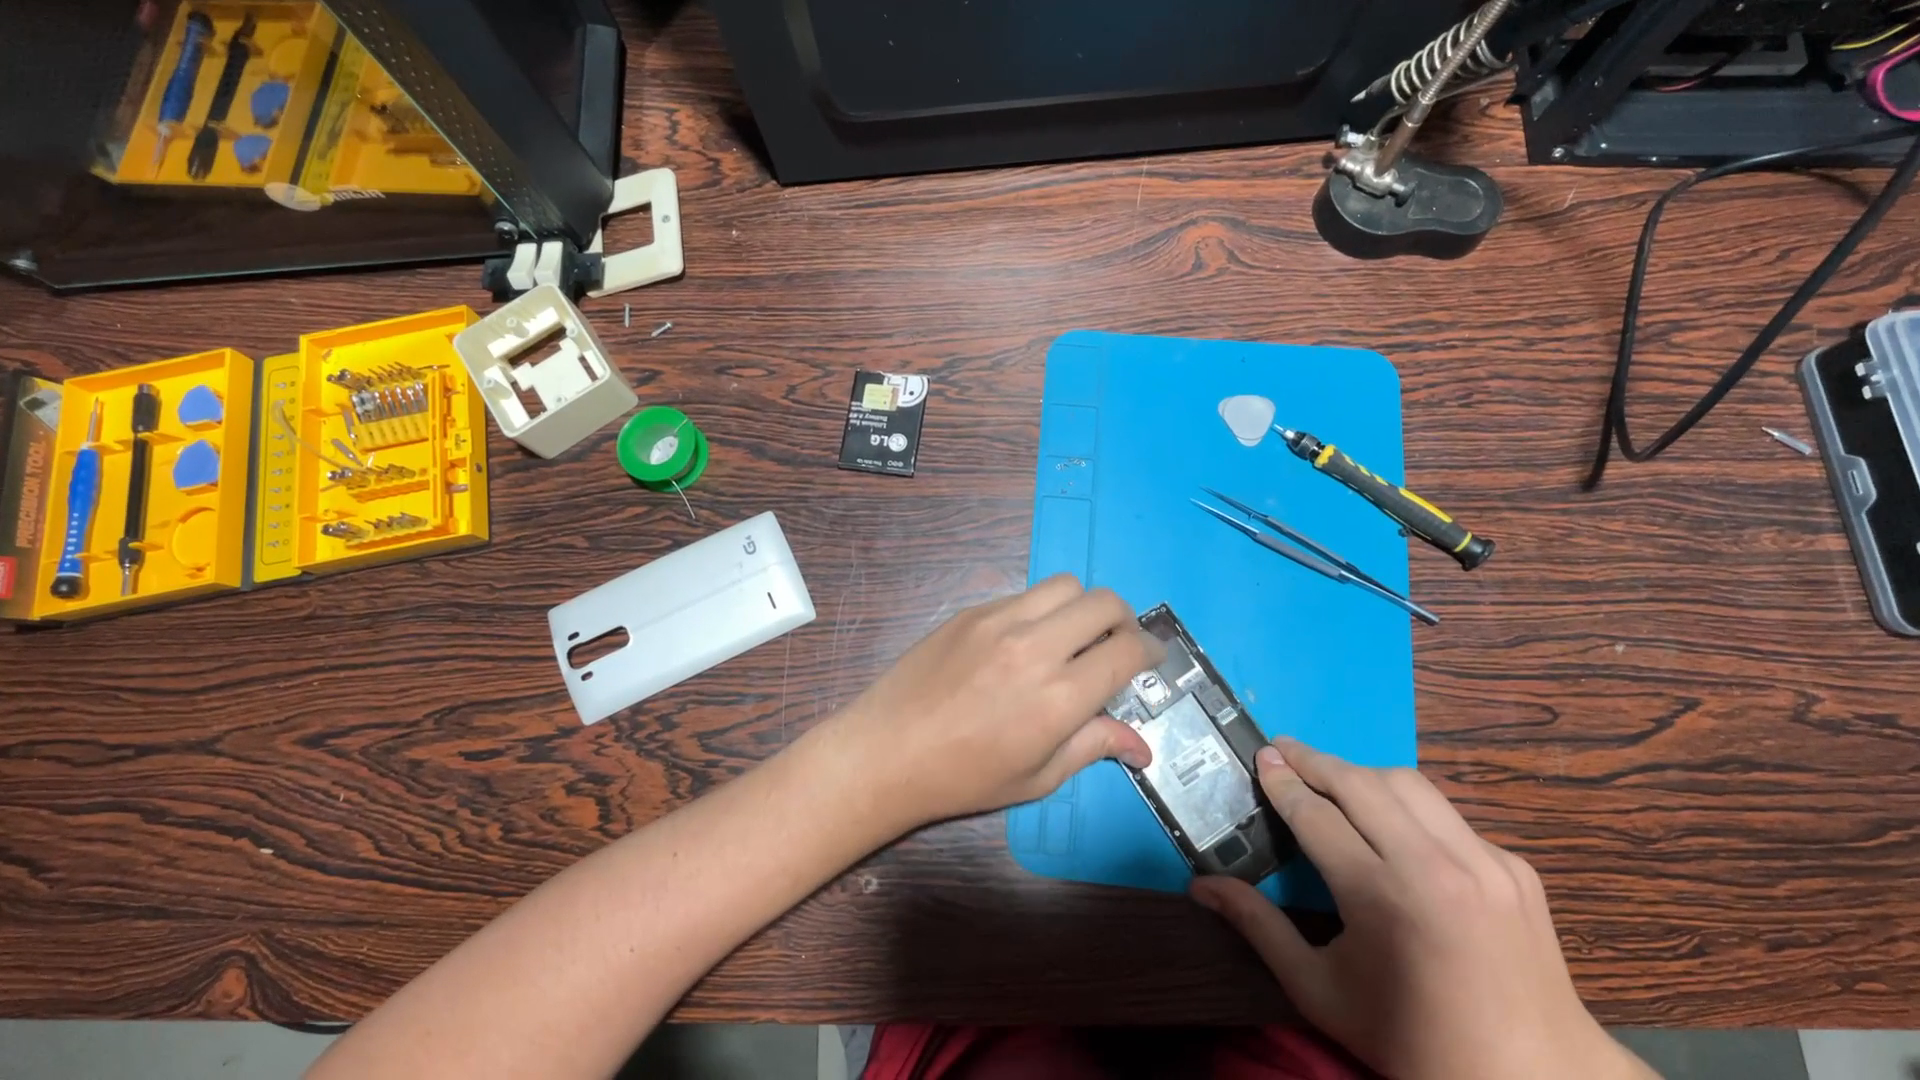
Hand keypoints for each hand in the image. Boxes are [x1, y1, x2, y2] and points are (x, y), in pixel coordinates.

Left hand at [824, 575, 1162, 828]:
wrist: (886, 752)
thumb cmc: (964, 777)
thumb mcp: (1037, 776)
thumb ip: (1093, 747)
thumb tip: (1142, 745)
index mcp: (1059, 697)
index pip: (1127, 651)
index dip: (1150, 651)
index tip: (1151, 660)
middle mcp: (1035, 647)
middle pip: (1104, 602)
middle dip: (1125, 620)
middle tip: (1118, 644)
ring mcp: (999, 621)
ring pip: (1065, 585)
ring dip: (1083, 606)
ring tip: (1075, 635)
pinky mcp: (971, 612)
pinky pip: (1024, 594)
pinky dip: (1042, 610)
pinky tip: (1027, 641)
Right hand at [1190, 739, 1655, 1079]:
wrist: (1530, 1077)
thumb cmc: (1409, 1038)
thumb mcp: (1318, 990)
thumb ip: (1257, 926)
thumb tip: (1199, 885)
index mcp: (1383, 896)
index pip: (1317, 815)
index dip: (1283, 784)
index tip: (1259, 758)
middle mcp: (1436, 864)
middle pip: (1362, 783)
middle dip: (1315, 760)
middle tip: (1282, 750)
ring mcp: (1486, 861)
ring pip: (1411, 785)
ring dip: (1362, 774)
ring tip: (1330, 779)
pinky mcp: (1516, 867)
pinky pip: (1451, 818)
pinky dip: (1412, 810)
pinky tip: (1396, 831)